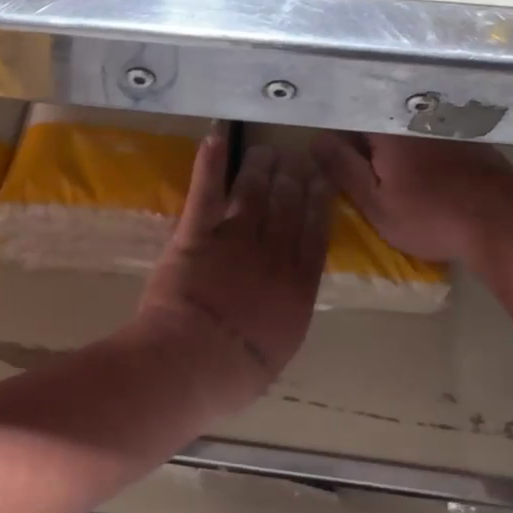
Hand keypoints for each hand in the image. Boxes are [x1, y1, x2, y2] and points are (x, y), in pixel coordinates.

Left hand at [133, 124, 331, 413]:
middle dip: (292, 178)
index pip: (314, 235)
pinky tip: (216, 137)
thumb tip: (283, 304)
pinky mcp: (196, 234)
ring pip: (253, 194)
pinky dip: (211, 163)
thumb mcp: (276, 350)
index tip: (321, 183)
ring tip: (264, 150)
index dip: (319, 205)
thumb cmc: (233, 375)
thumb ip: (283, 317)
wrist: (191, 364)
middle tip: (294, 156)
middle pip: (287, 207)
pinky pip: (207, 192)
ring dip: (259, 168)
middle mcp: (272, 255)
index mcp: (296, 287)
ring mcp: (234, 240)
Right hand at [312, 132, 512, 266]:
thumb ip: (342, 168)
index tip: (341, 170)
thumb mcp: (375, 202)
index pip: (348, 120)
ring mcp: (449, 123)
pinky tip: (436, 180)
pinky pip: (437, 138)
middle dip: (370, 147)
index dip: (340, 145)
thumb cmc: (431, 215)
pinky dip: (429, 154)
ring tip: (405, 184)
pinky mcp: (473, 138)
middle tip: (374, 184)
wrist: (504, 222)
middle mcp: (417, 114)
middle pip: (379, 123)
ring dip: (401, 151)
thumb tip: (315, 140)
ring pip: (410, 131)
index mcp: (387, 125)